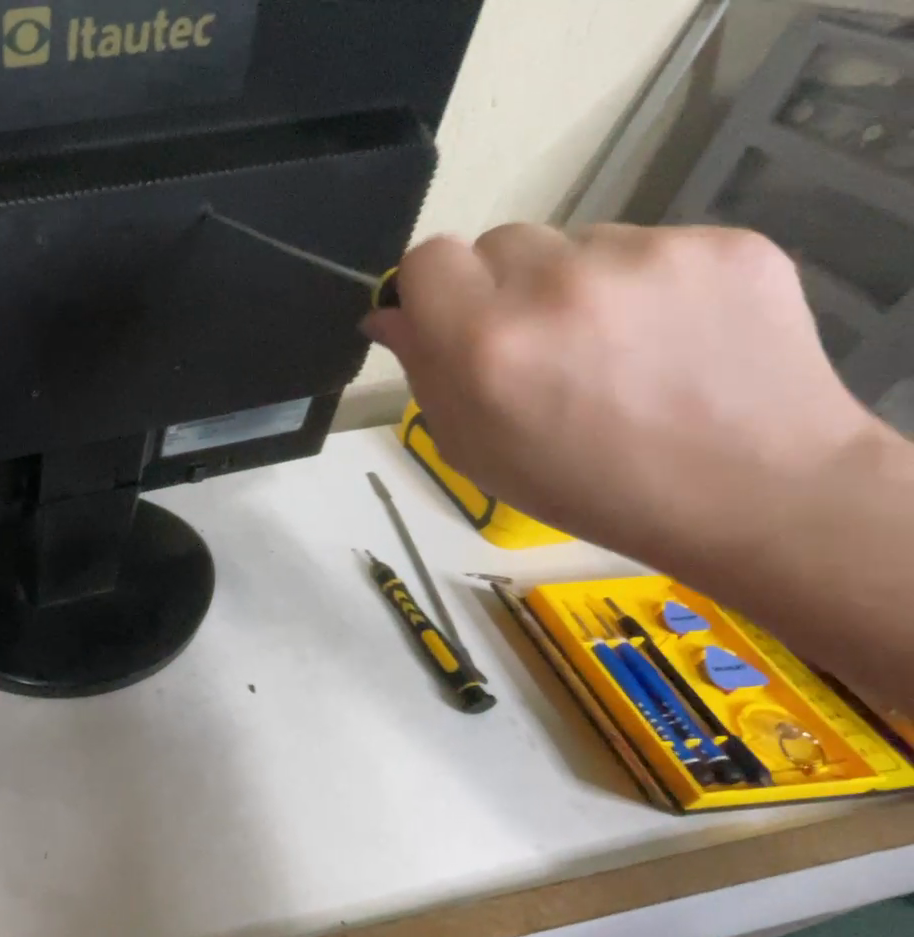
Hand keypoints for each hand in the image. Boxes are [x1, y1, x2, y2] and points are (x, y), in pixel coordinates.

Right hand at [362, 223, 881, 565]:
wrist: (752, 490)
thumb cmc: (582, 485)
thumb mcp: (470, 447)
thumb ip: (422, 369)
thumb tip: (390, 313)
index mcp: (485, 341)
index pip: (427, 257)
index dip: (433, 288)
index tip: (453, 320)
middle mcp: (557, 283)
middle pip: (498, 241)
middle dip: (503, 284)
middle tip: (539, 342)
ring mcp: (648, 256)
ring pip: (575, 242)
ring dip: (574, 282)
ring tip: (615, 346)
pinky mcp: (723, 243)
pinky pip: (649, 245)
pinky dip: (645, 283)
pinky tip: (670, 336)